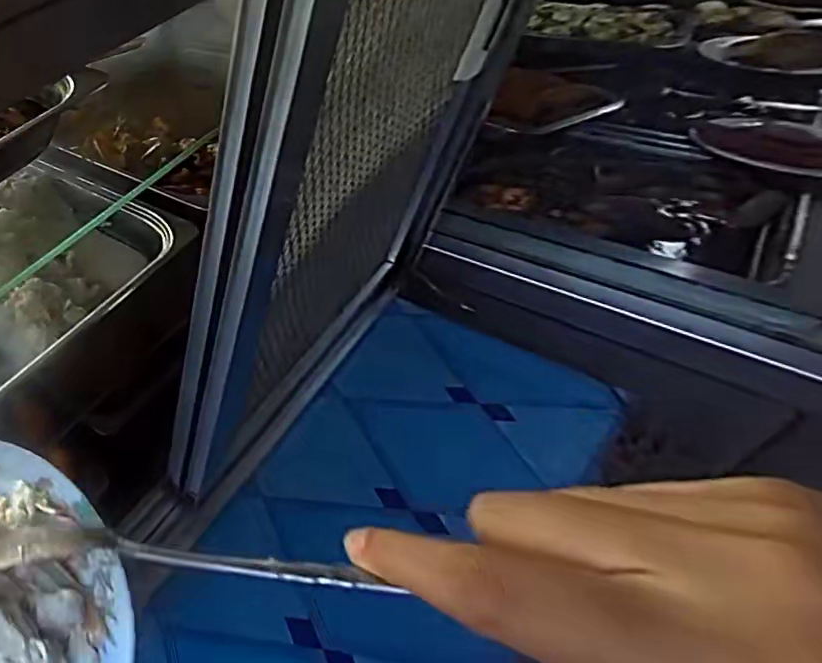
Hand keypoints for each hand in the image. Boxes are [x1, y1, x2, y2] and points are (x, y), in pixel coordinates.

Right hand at [345, 477, 821, 662]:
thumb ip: (570, 640)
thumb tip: (476, 588)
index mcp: (704, 645)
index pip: (511, 591)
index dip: (424, 569)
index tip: (366, 549)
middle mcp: (723, 565)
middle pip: (508, 516)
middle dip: (512, 555)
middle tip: (572, 612)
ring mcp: (751, 513)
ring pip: (558, 496)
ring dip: (576, 542)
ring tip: (660, 599)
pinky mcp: (769, 490)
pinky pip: (625, 490)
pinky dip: (635, 531)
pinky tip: (708, 576)